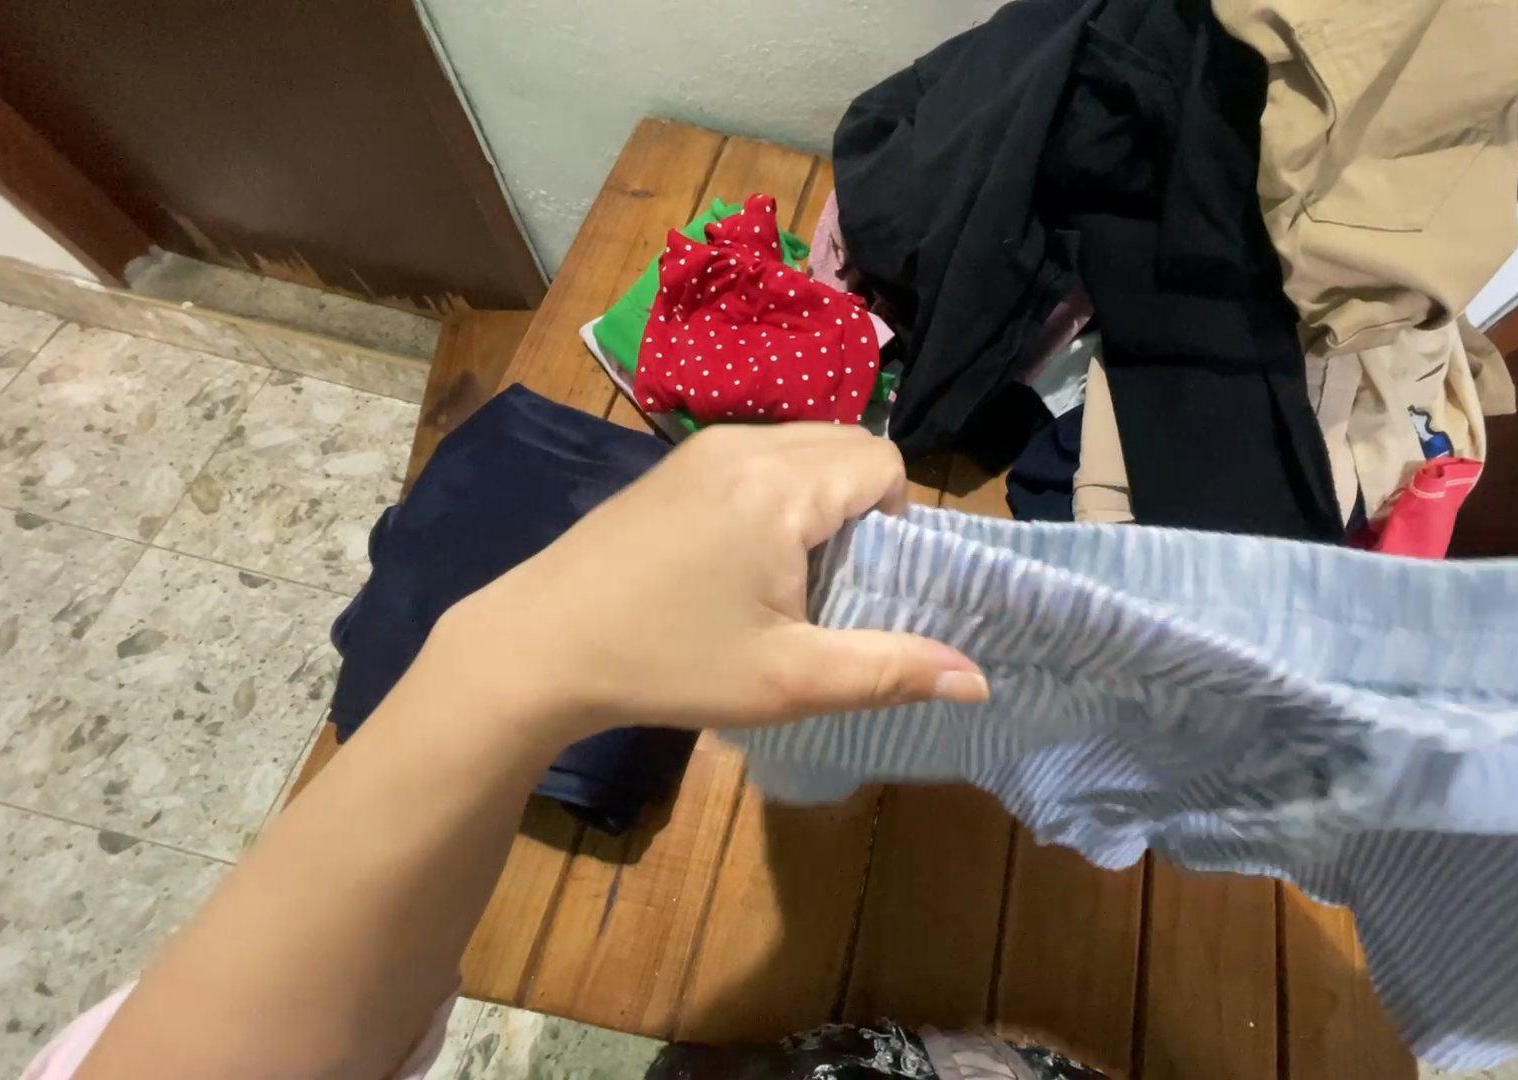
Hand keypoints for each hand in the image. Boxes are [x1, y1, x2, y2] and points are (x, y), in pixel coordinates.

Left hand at [417, 423, 987, 745]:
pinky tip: (744, 551)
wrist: (538, 645)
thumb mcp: (789, 680)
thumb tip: (979, 680)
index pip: (884, 464)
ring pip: (807, 443)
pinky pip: (764, 451)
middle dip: (866, 502)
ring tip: (793, 567)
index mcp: (782, 487)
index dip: (895, 520)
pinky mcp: (677, 460)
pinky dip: (785, 486)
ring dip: (826, 492)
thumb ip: (891, 670)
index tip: (862, 580)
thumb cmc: (669, 663)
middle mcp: (747, 445)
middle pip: (850, 443)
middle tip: (835, 576)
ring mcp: (704, 446)